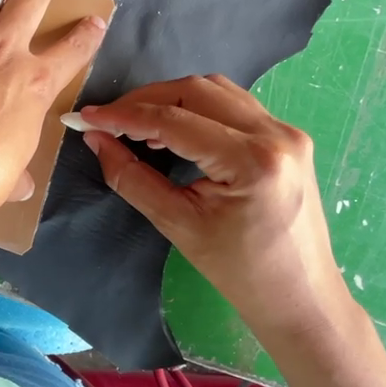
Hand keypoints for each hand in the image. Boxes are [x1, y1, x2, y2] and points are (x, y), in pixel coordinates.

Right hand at [75, 75, 353, 342]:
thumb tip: (96, 138)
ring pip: (215, 90)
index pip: (173, 120)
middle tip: (107, 120)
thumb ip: (130, 177)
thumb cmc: (237, 270)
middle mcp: (276, 135)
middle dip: (144, 100)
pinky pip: (232, 105)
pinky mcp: (287, 138)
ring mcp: (287, 132)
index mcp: (251, 160)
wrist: (299, 296)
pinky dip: (195, 109)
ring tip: (137, 126)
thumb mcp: (176, 223)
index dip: (123, 115)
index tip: (86, 117)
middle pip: (195, 90)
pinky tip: (172, 132)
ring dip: (170, 100)